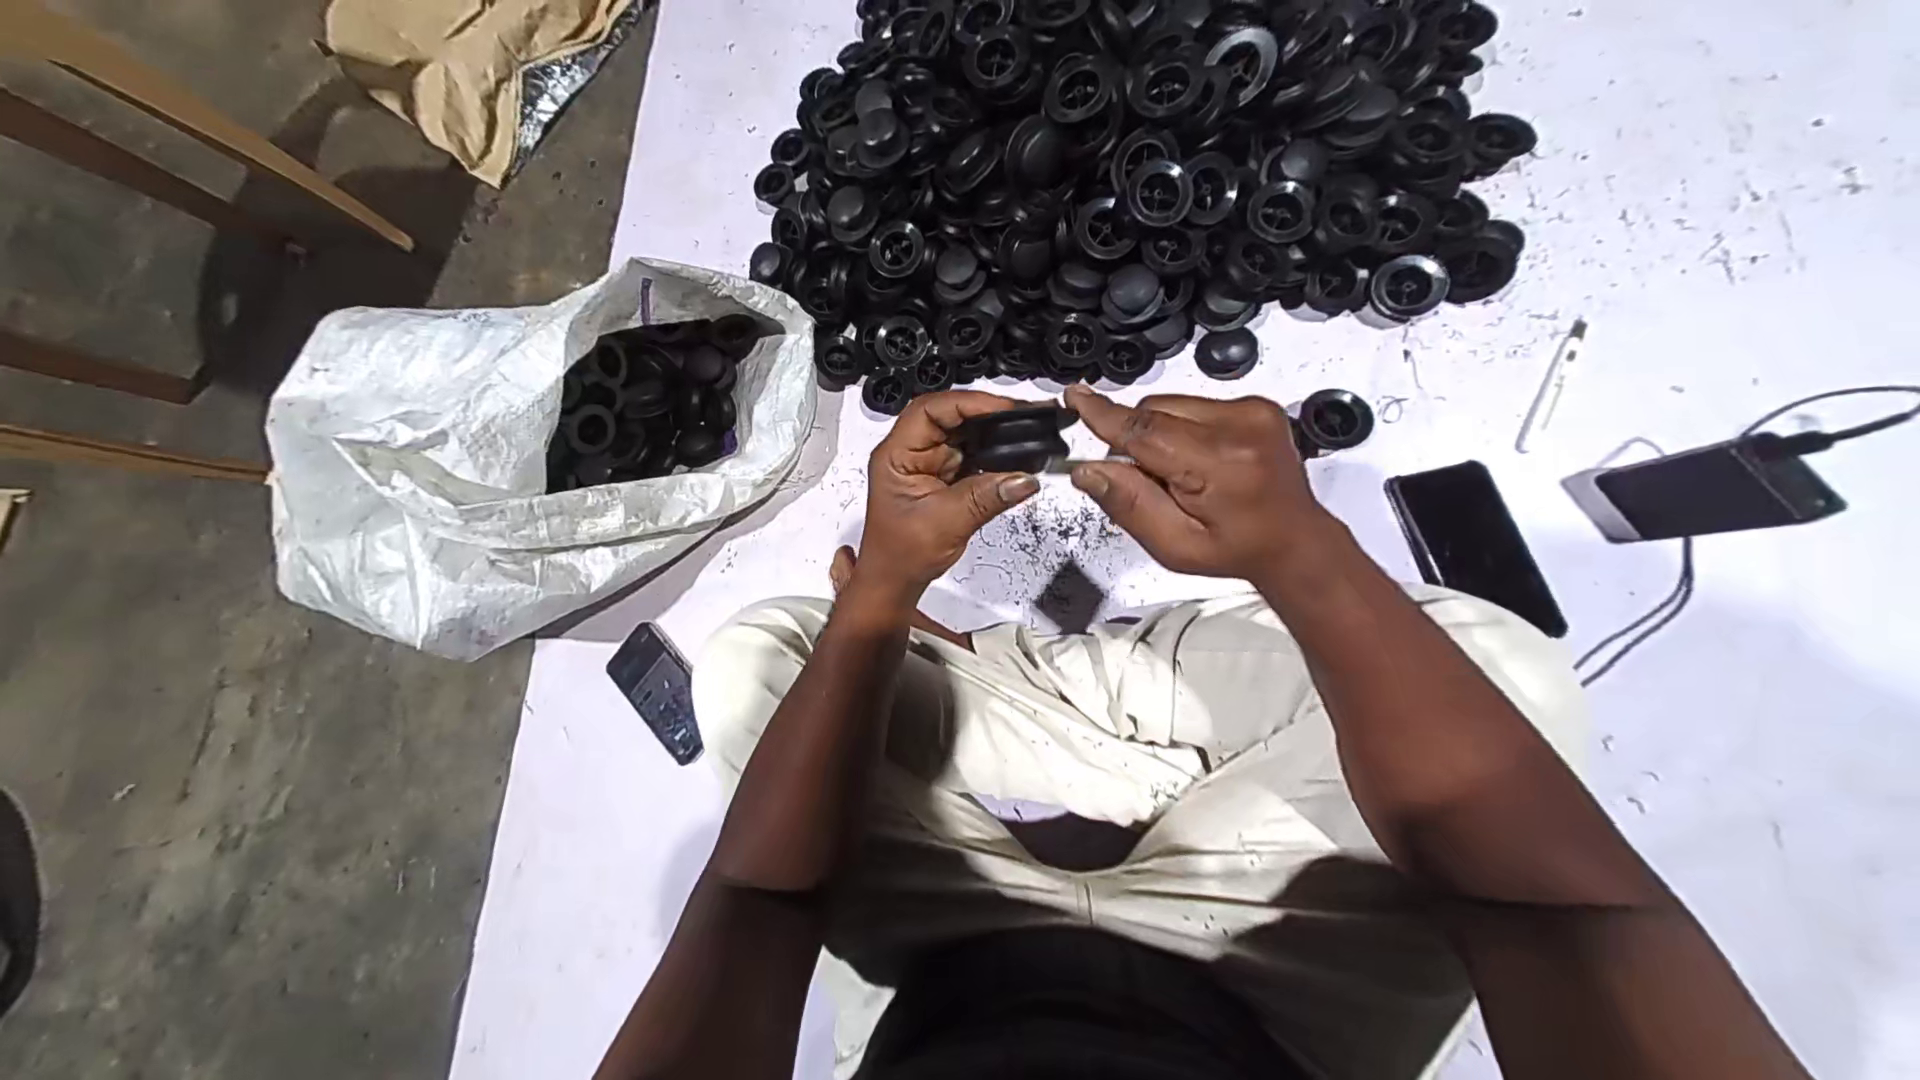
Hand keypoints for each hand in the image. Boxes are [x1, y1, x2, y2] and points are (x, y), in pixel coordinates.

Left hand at [852, 391, 1040, 602]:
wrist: (896, 580)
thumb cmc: (899, 555)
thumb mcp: (945, 523)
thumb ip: (986, 498)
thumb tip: (1022, 479)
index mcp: (896, 455)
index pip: (931, 410)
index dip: (968, 404)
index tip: (1003, 409)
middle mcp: (912, 453)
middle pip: (952, 416)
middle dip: (989, 414)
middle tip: (1024, 415)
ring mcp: (930, 463)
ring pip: (966, 434)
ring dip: (996, 435)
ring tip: (1026, 433)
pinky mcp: (946, 476)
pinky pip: (974, 455)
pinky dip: (996, 456)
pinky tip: (1015, 459)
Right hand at [1065, 383, 1339, 579]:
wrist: (1292, 539)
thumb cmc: (1238, 548)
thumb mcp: (1174, 545)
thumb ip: (1129, 505)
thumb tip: (1089, 471)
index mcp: (1222, 467)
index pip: (1146, 430)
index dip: (1104, 416)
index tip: (1076, 399)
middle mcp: (1242, 428)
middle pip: (1154, 413)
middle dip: (1136, 442)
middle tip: (1151, 482)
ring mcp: (1252, 412)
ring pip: (1170, 405)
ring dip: (1159, 434)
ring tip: (1182, 475)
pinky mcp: (1254, 405)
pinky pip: (1192, 405)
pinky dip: (1181, 429)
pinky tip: (1198, 461)